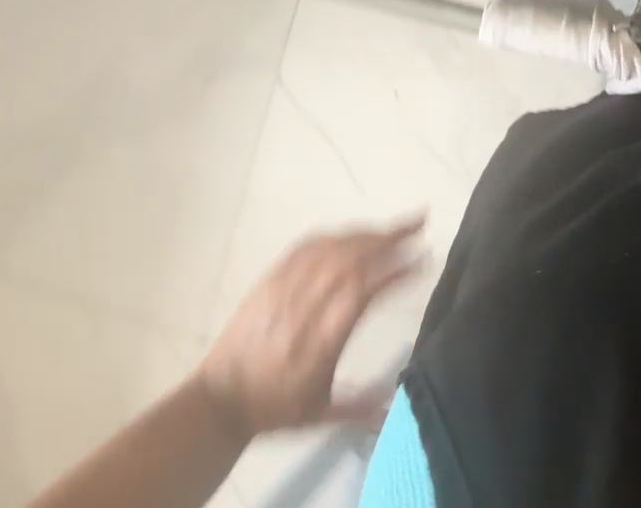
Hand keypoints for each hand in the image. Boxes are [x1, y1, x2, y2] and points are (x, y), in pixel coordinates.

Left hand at [197, 220, 424, 437]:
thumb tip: (396, 402)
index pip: (362, 293)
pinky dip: (336, 235)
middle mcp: (303, 309)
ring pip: (330, 248)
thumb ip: (362, 405)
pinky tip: (353, 234)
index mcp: (320, 341)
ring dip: (366, 233)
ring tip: (393, 228)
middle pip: (349, 259)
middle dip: (388, 238)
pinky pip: (305, 246)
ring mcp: (283, 290)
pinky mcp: (269, 280)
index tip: (422, 260)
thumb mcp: (321, 414)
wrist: (218, 401)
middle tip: (418, 226)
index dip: (394, 272)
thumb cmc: (275, 408)